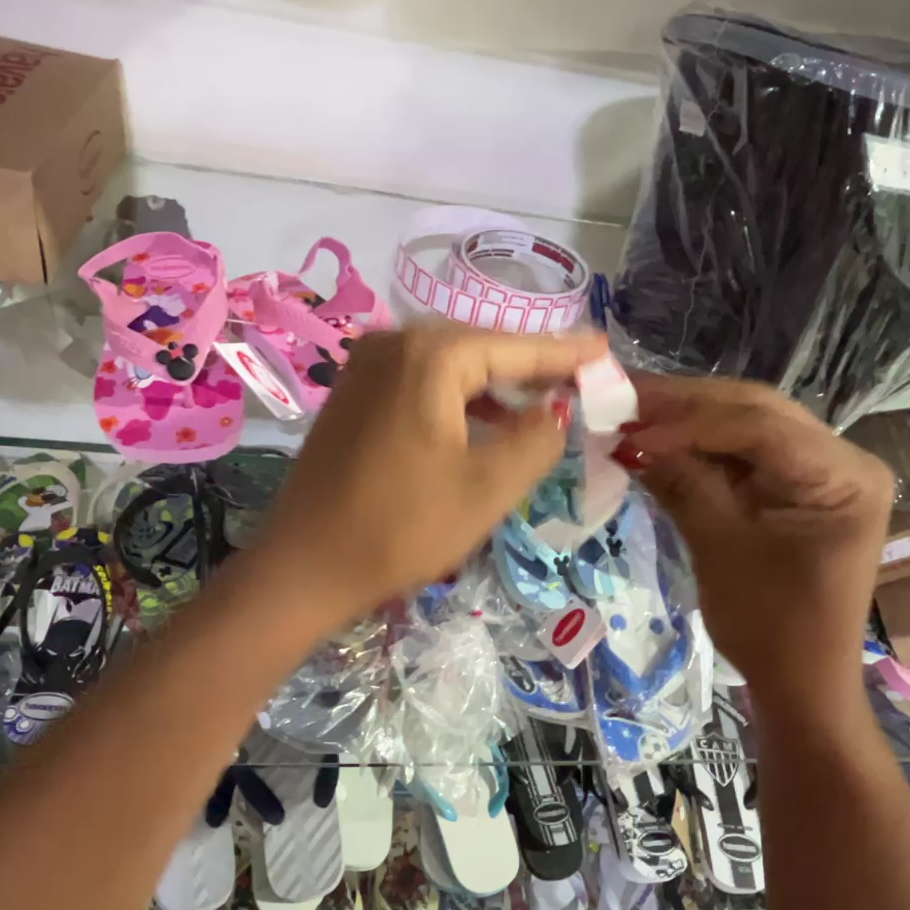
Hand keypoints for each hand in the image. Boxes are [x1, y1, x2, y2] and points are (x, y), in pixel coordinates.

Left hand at [254, 323, 608, 625]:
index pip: (513, 347)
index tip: (605, 348)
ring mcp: (365, 366)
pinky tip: (485, 419)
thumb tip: (558, 409)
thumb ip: (537, 439)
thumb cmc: (401, 527)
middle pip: (480, 348)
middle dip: (530, 367)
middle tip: (580, 377)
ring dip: (494, 385)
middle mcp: (393, 343)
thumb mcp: (487, 488)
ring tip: (543, 401)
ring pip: (449, 366)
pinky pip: (420, 382)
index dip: (564, 352)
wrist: (304, 566)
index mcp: (429, 355)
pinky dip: (458, 398)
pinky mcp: (353, 394)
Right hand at [616, 374, 893, 714]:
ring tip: (630, 411)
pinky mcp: (797, 483)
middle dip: (685, 405)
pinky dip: (700, 443)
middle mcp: (843, 457)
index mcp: (843, 475)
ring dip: (688, 419)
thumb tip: (627, 434)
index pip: (760, 424)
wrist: (801, 682)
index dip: (689, 419)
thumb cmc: (771, 624)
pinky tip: (658, 435)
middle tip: (621, 397)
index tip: (629, 425)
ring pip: (746, 423)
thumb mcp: (720, 546)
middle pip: (756, 411)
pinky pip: (745, 449)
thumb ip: (681, 480)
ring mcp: (822, 468)